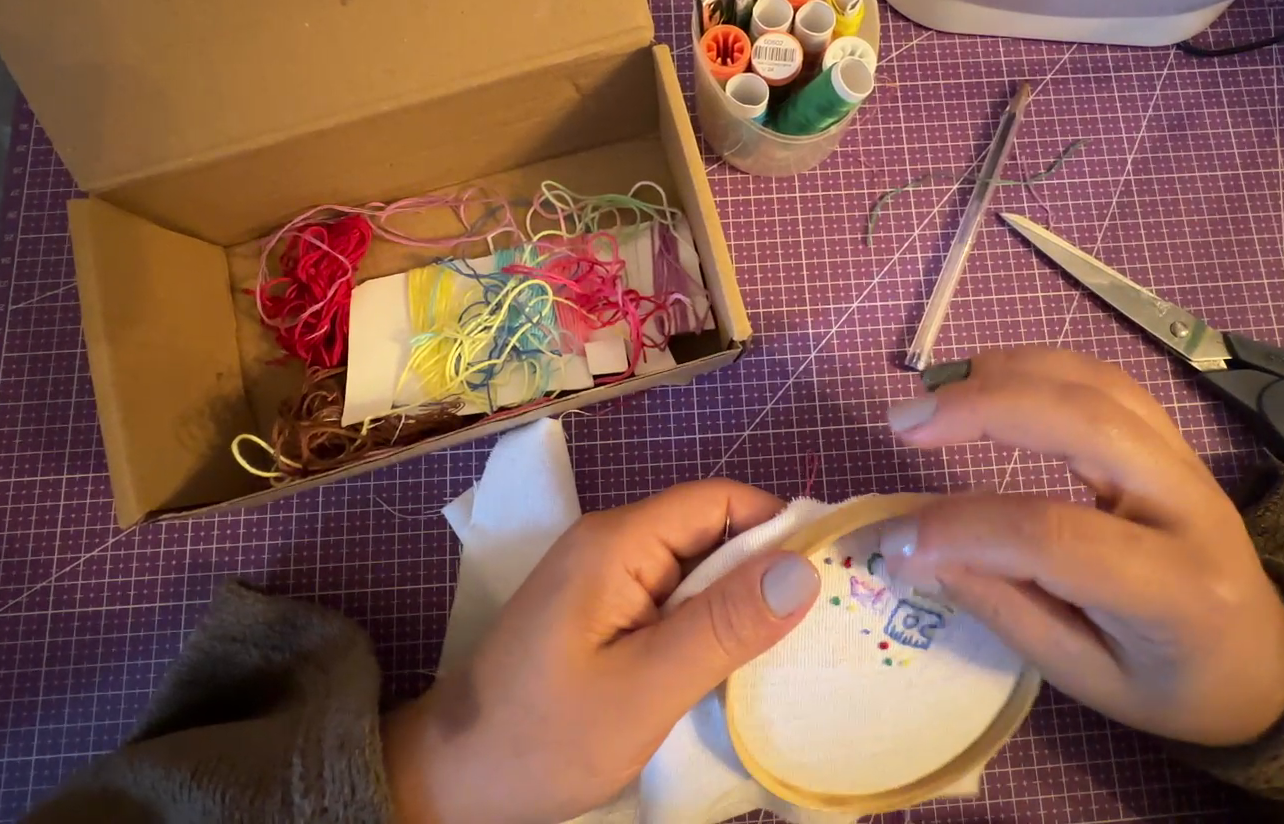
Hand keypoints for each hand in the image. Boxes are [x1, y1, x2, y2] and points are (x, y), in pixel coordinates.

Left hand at [383, 480, 820, 822]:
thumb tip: (803, 568)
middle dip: (765, 566)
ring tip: (794, 641)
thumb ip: (723, 627)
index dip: (776, 523)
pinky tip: (739, 656)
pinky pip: (672, 594)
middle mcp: (613, 541)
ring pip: (694, 565)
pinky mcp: (604, 607)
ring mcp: (606, 575)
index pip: (716, 501)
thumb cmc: (544, 737)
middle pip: (708, 529)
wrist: (453, 781)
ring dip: (739, 598)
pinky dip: (709, 618)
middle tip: (825, 617)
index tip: (830, 569)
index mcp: (619, 541)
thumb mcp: (645, 689)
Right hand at [880, 348, 1283, 747]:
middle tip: (903, 421)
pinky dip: (1033, 366)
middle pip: (1083, 423)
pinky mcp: (1167, 435)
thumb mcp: (1087, 678)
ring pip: (1093, 383)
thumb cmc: (1170, 681)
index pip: (1055, 536)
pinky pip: (1100, 378)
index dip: (965, 529)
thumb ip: (1002, 608)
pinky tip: (982, 377)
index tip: (896, 538)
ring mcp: (1185, 457)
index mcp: (1179, 590)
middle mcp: (1190, 505)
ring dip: (1002, 374)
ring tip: (931, 389)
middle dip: (981, 410)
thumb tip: (914, 550)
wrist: (1263, 658)